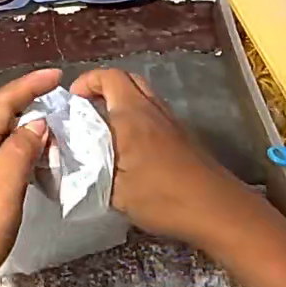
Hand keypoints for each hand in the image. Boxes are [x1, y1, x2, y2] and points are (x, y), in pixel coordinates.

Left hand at [0, 68, 56, 286]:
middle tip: (60, 93)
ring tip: (54, 116)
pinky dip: (18, 144)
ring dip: (24, 121)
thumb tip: (38, 122)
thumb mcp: (1, 194)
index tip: (57, 75)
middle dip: (27, 98)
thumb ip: (20, 152)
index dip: (28, 86)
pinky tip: (34, 148)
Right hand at [70, 68, 255, 250]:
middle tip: (85, 110)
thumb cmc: (163, 197)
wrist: (217, 209)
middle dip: (102, 87)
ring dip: (120, 101)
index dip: (87, 81)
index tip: (71, 101)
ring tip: (103, 128)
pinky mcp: (182, 135)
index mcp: (131, 114)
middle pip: (126, 79)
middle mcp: (151, 108)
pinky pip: (153, 111)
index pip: (108, 77)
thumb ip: (88, 171)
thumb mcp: (115, 190)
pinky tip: (128, 146)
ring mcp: (170, 120)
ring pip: (141, 94)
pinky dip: (136, 116)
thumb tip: (68, 160)